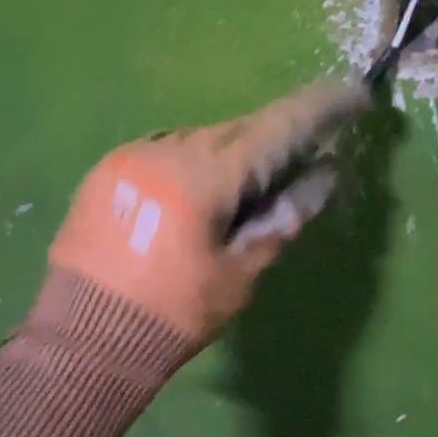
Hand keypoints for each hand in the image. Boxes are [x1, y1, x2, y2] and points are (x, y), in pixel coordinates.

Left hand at [0, 80, 368, 436]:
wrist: (82, 342)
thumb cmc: (174, 313)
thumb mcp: (241, 272)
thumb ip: (284, 216)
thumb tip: (325, 174)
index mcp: (206, 172)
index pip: (278, 126)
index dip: (321, 108)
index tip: (355, 94)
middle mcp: (168, 146)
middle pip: (239, 130)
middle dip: (276, 138)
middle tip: (304, 157)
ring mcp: (132, 153)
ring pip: (202, 140)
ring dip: (231, 156)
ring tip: (243, 193)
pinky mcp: (107, 169)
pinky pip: (167, 152)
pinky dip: (194, 165)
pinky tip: (196, 199)